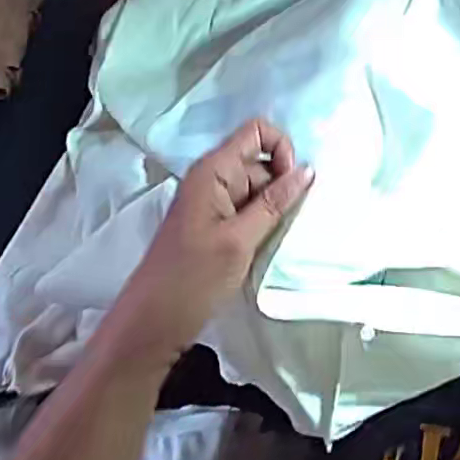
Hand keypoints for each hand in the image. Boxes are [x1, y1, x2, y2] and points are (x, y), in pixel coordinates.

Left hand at [99, 119, 314, 368]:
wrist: (150, 328)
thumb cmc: (192, 280)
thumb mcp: (240, 240)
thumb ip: (275, 201)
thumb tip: (308, 169)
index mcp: (213, 170)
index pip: (257, 131)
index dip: (281, 149)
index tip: (290, 185)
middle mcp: (213, 177)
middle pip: (261, 161)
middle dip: (281, 185)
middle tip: (285, 223)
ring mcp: (213, 201)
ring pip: (258, 187)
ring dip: (274, 207)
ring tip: (274, 240)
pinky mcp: (215, 224)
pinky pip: (248, 209)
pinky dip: (263, 222)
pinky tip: (265, 246)